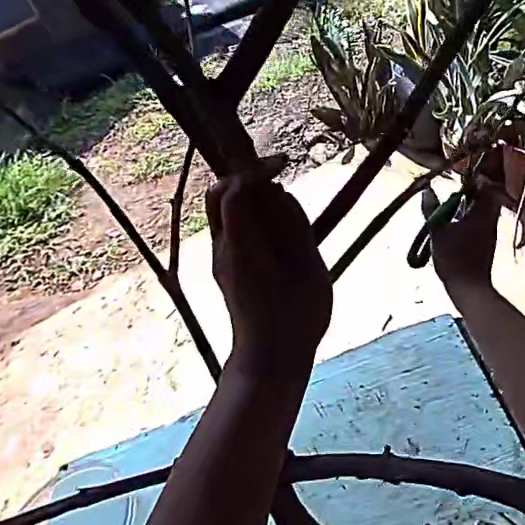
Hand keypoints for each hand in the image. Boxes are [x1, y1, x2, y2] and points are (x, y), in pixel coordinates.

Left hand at [207, 160, 331, 381]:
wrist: (271, 359)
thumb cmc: (295, 316)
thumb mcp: (306, 268)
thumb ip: (293, 227)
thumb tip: (279, 192)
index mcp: (240, 246)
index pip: (233, 191)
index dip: (255, 171)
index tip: (280, 165)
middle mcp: (224, 247)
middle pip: (218, 195)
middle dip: (244, 177)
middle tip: (276, 174)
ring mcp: (222, 257)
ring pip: (223, 210)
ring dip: (248, 196)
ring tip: (280, 202)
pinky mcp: (226, 267)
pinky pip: (232, 228)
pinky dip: (251, 215)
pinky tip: (277, 225)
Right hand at [429, 180, 500, 292]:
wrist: (470, 288)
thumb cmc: (454, 258)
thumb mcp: (438, 231)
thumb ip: (432, 210)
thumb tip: (426, 190)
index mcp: (482, 213)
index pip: (485, 187)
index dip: (474, 180)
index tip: (459, 178)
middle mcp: (490, 220)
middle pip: (485, 198)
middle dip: (470, 193)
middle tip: (452, 192)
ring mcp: (490, 233)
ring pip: (483, 211)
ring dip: (469, 206)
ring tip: (451, 208)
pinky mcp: (486, 243)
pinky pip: (480, 223)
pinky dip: (469, 219)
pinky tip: (454, 225)